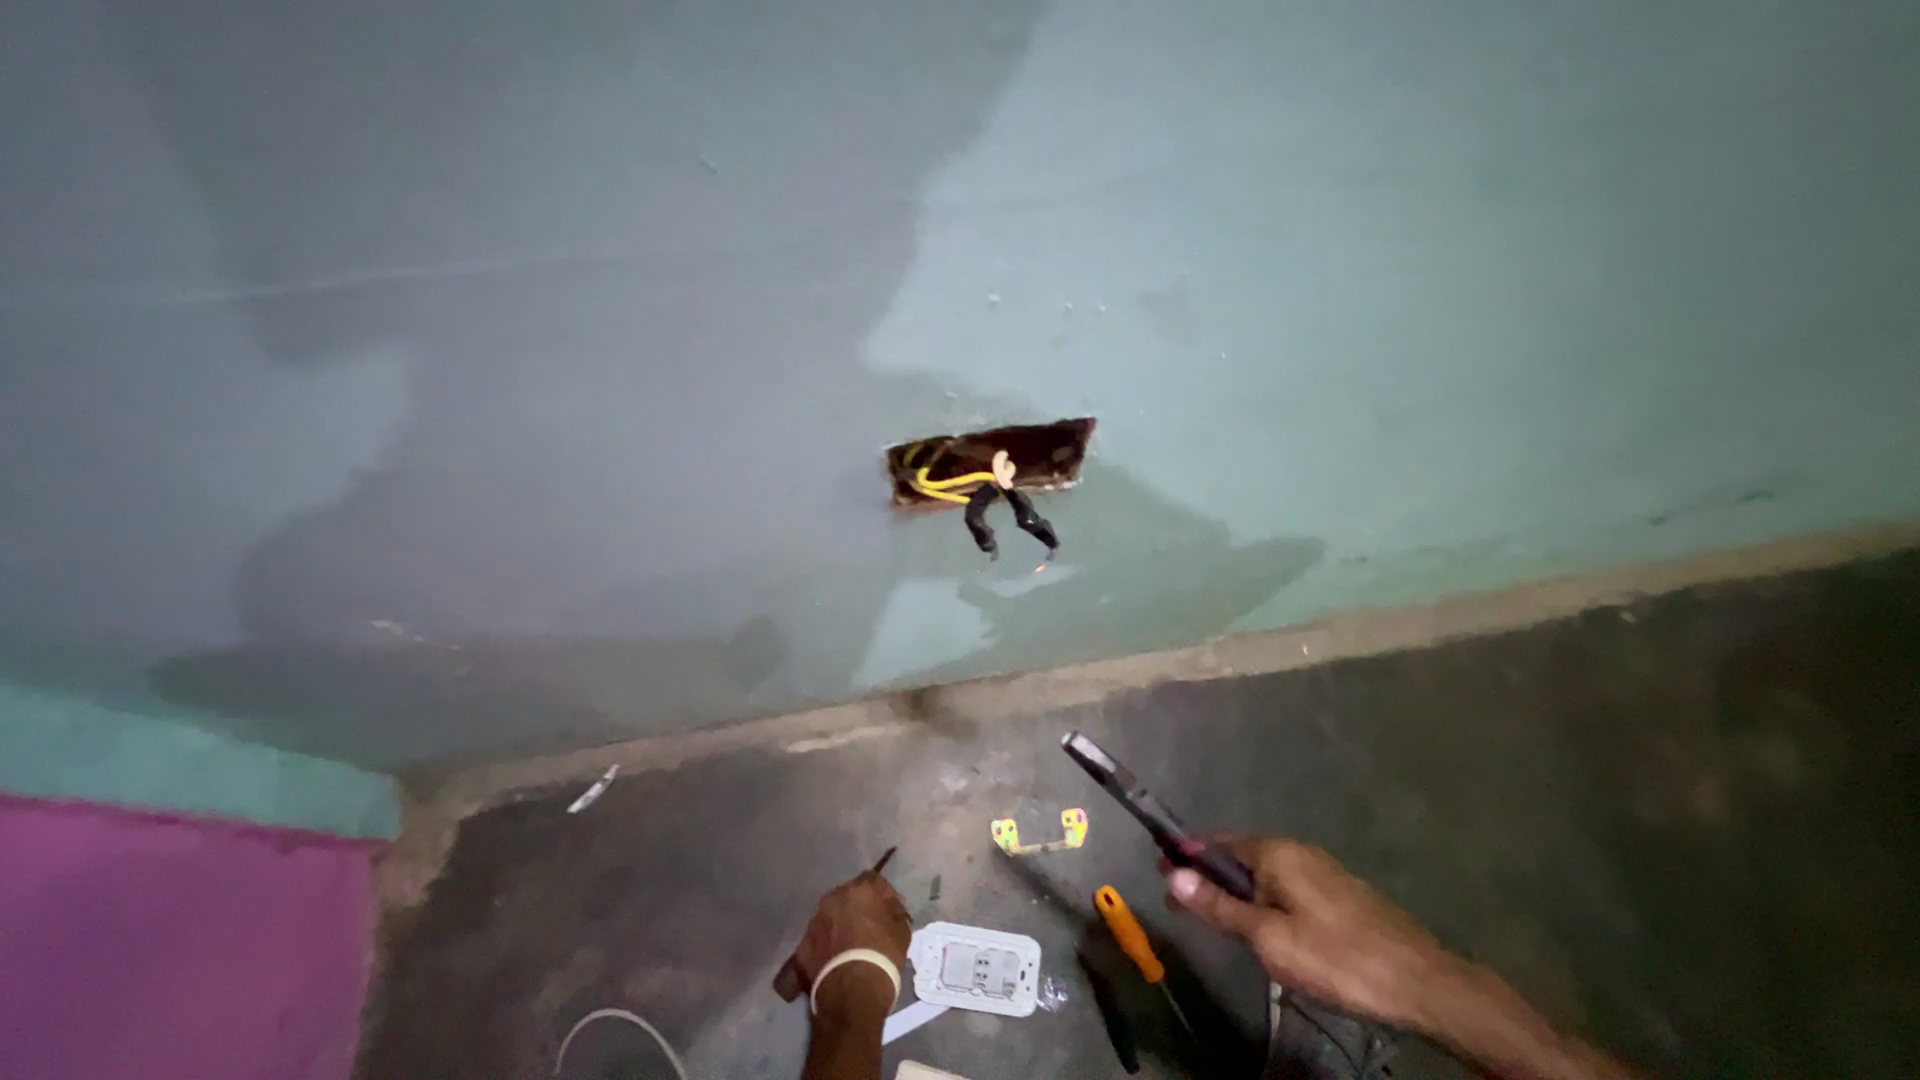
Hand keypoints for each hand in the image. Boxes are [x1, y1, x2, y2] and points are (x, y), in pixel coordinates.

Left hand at [792, 871, 911, 994]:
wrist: (853, 991)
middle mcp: (834, 897)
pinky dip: (824, 945)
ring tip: (848, 945)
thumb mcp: (902, 931)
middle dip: (857, 907)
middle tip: (867, 926)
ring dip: (838, 924)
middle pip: (848, 895)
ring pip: (829, 915)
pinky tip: (832, 960)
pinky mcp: (802, 945)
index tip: (888, 910)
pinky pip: (817, 939)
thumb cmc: (884, 956)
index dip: (882, 895)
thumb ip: (894, 911)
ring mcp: (815, 920)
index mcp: (861, 889)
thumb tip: (889, 907)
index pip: (874, 880)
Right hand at [1163, 836, 1465, 1033]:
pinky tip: (1265, 927)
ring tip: (1220, 921)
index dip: (1185, 857)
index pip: (1215, 842)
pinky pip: (1286, 886)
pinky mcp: (1341, 892)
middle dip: (1210, 876)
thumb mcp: (1267, 938)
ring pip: (1264, 873)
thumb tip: (1172, 873)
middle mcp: (1297, 849)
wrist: (1422, 982)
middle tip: (1185, 907)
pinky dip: (1264, 899)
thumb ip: (1219, 906)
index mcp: (1275, 852)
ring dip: (1237, 890)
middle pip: (1239, 855)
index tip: (1160, 875)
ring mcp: (1323, 869)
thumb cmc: (1335, 958)